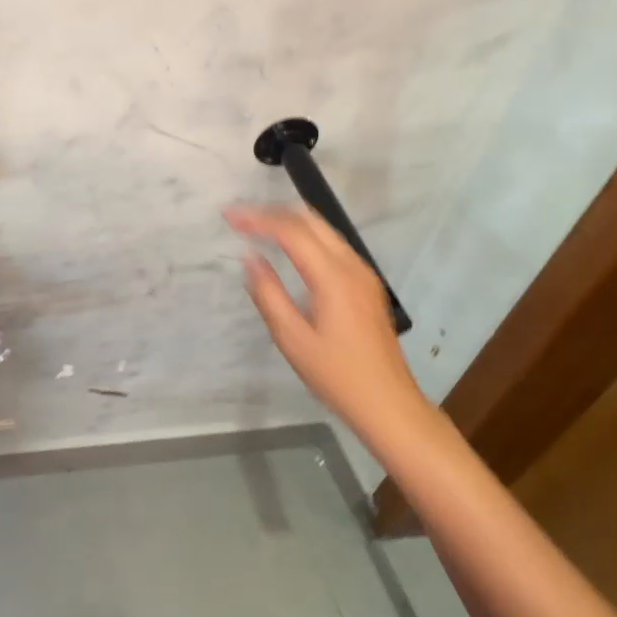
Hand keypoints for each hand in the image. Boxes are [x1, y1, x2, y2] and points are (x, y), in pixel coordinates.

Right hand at [226, 205, 430, 440]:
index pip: (291, 231)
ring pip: (324, 229)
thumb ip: (268, 293)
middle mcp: (352, 266)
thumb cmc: (336, 375)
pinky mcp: (366, 285)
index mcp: (332, 277)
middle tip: (240, 216)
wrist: (388, 404)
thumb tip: (250, 257)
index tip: (228, 215)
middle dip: (273, 212)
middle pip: (310, 220)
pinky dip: (306, 236)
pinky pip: (332, 245)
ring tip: (257, 226)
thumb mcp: (292, 338)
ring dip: (290, 221)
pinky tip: (288, 248)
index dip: (257, 218)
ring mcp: (363, 274)